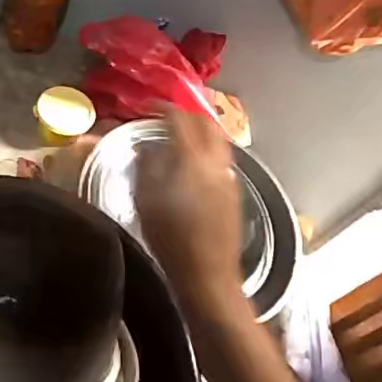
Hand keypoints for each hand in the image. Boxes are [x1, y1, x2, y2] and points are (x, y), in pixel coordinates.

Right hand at [134, 107, 241, 314]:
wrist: (208, 275)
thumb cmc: (171, 241)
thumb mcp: (146, 203)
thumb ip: (146, 167)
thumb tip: (145, 147)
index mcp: (192, 160)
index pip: (179, 119)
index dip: (163, 107)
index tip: (148, 106)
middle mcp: (215, 161)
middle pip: (206, 122)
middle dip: (186, 113)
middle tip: (167, 116)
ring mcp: (229, 175)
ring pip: (219, 137)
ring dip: (200, 129)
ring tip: (181, 134)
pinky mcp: (235, 190)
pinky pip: (223, 156)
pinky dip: (208, 147)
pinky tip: (194, 160)